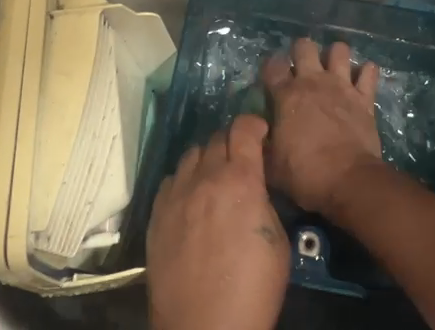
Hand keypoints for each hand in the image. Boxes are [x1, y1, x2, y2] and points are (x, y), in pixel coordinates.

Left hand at [146, 114, 287, 329]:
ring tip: (215, 178)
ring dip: (207, 159)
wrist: (205, 328)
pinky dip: (184, 181)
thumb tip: (255, 188)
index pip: (243, 128)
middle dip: (232, 143)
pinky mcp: (156, 216)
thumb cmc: (253, 289)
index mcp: (241, 180)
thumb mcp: (278, 241)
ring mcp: (176, 196)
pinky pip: (171, 181)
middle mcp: (205, 178)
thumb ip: (264, 202)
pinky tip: (192, 200)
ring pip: (191, 155)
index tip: (261, 133)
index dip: (254, 124)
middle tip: (242, 160)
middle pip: (216, 138)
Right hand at [262, 38, 383, 215]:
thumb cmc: (304, 172)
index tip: (272, 75)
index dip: (271, 66)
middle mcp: (314, 81)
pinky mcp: (365, 96)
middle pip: (305, 46)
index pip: (273, 65)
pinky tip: (362, 79)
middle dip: (302, 51)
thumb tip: (258, 131)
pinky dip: (366, 72)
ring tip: (333, 68)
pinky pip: (369, 72)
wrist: (347, 179)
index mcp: (287, 94)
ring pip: (339, 50)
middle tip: (302, 66)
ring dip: (335, 55)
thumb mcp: (270, 163)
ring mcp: (342, 85)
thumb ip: (262, 141)